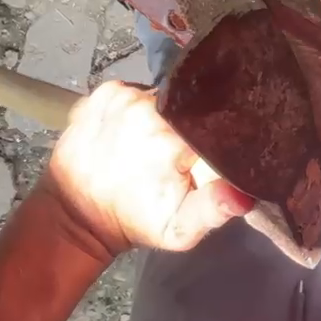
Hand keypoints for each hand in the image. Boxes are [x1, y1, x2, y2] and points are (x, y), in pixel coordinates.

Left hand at [39, 81, 252, 260]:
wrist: (76, 215)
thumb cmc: (135, 220)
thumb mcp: (180, 231)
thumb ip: (213, 210)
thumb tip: (245, 195)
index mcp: (173, 138)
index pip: (211, 121)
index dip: (217, 134)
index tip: (214, 152)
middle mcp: (149, 106)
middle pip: (187, 105)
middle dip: (189, 125)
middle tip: (184, 149)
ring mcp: (123, 95)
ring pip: (162, 95)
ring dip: (165, 114)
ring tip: (159, 138)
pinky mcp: (103, 91)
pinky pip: (135, 90)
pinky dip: (139, 106)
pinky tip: (135, 129)